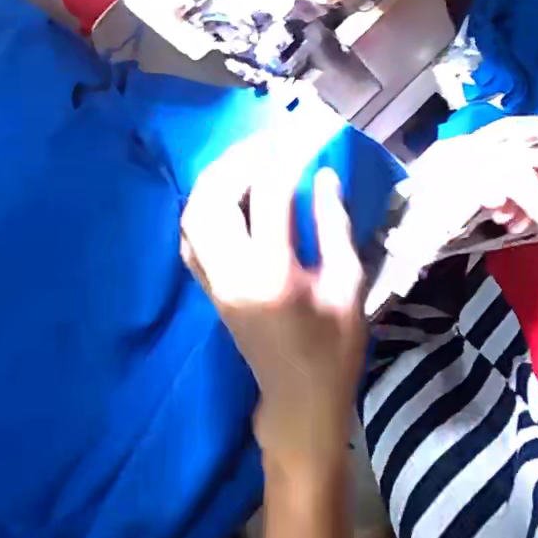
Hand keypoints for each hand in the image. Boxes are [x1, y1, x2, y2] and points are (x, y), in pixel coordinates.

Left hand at [182, 133, 367, 469]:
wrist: (298, 399)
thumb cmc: (334, 347)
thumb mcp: (348, 284)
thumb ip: (333, 225)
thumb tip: (323, 175)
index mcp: (273, 273)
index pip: (270, 195)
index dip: (286, 158)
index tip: (301, 138)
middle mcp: (232, 271)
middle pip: (216, 197)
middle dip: (240, 159)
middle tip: (268, 142)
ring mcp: (212, 280)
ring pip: (195, 213)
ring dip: (217, 179)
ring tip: (247, 160)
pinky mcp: (206, 287)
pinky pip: (190, 235)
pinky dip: (203, 205)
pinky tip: (226, 194)